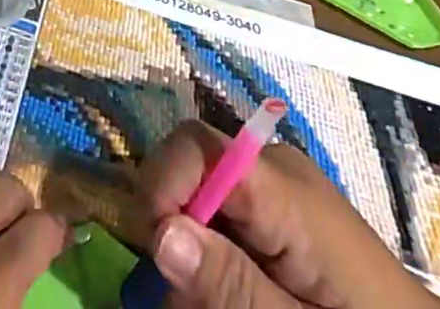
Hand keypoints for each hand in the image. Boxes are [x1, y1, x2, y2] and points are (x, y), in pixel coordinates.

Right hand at [140, 120, 439, 308]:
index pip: (197, 146)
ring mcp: (277, 181)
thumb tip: (161, 233)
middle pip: (191, 170)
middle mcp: (275, 166)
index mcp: (283, 189)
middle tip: (191, 298)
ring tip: (218, 304)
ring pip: (201, 195)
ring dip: (195, 252)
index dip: (160, 186)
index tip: (156, 250)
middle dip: (175, 230)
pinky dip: (216, 252)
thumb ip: (232, 285)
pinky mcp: (279, 200)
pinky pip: (225, 208)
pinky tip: (237, 293)